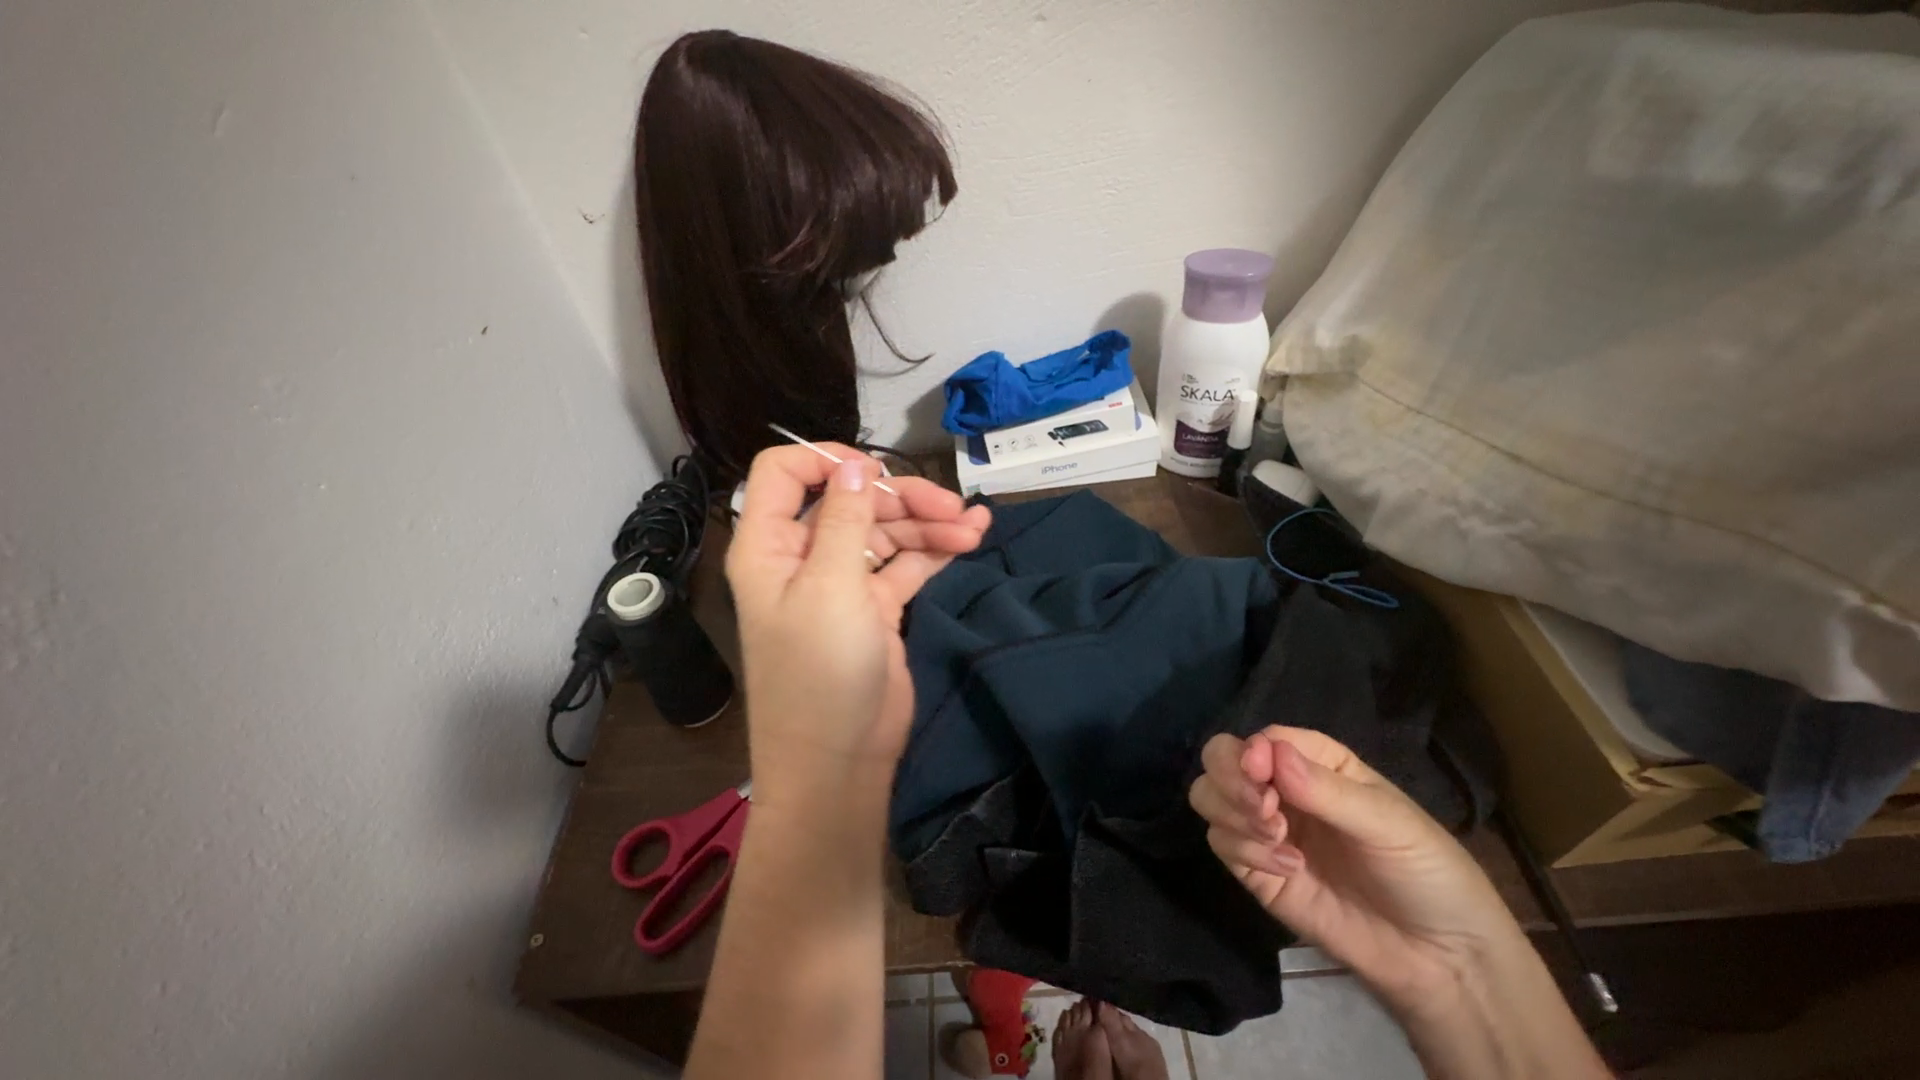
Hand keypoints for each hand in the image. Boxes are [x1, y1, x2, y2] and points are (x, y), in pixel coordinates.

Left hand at [725, 445, 990, 805]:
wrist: (839, 761)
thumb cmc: (820, 670)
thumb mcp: (831, 587)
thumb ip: (846, 520)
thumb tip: (856, 466)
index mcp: (770, 545)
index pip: (785, 474)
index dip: (828, 461)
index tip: (876, 472)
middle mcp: (803, 556)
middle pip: (852, 501)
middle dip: (902, 498)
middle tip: (952, 508)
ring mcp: (842, 582)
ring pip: (886, 530)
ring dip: (929, 524)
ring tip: (975, 527)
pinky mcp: (877, 606)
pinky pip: (906, 563)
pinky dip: (936, 549)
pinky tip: (972, 537)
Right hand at [1188, 727, 1523, 1012]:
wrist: (1438, 959)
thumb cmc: (1427, 873)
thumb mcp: (1389, 824)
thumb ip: (1326, 790)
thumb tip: (1268, 753)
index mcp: (1319, 763)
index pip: (1264, 739)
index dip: (1251, 751)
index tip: (1260, 774)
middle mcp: (1284, 789)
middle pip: (1221, 759)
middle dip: (1230, 778)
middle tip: (1261, 809)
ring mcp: (1267, 830)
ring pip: (1209, 797)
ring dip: (1232, 814)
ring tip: (1276, 838)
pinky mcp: (1256, 872)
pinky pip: (1221, 844)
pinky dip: (1244, 852)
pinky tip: (1290, 870)